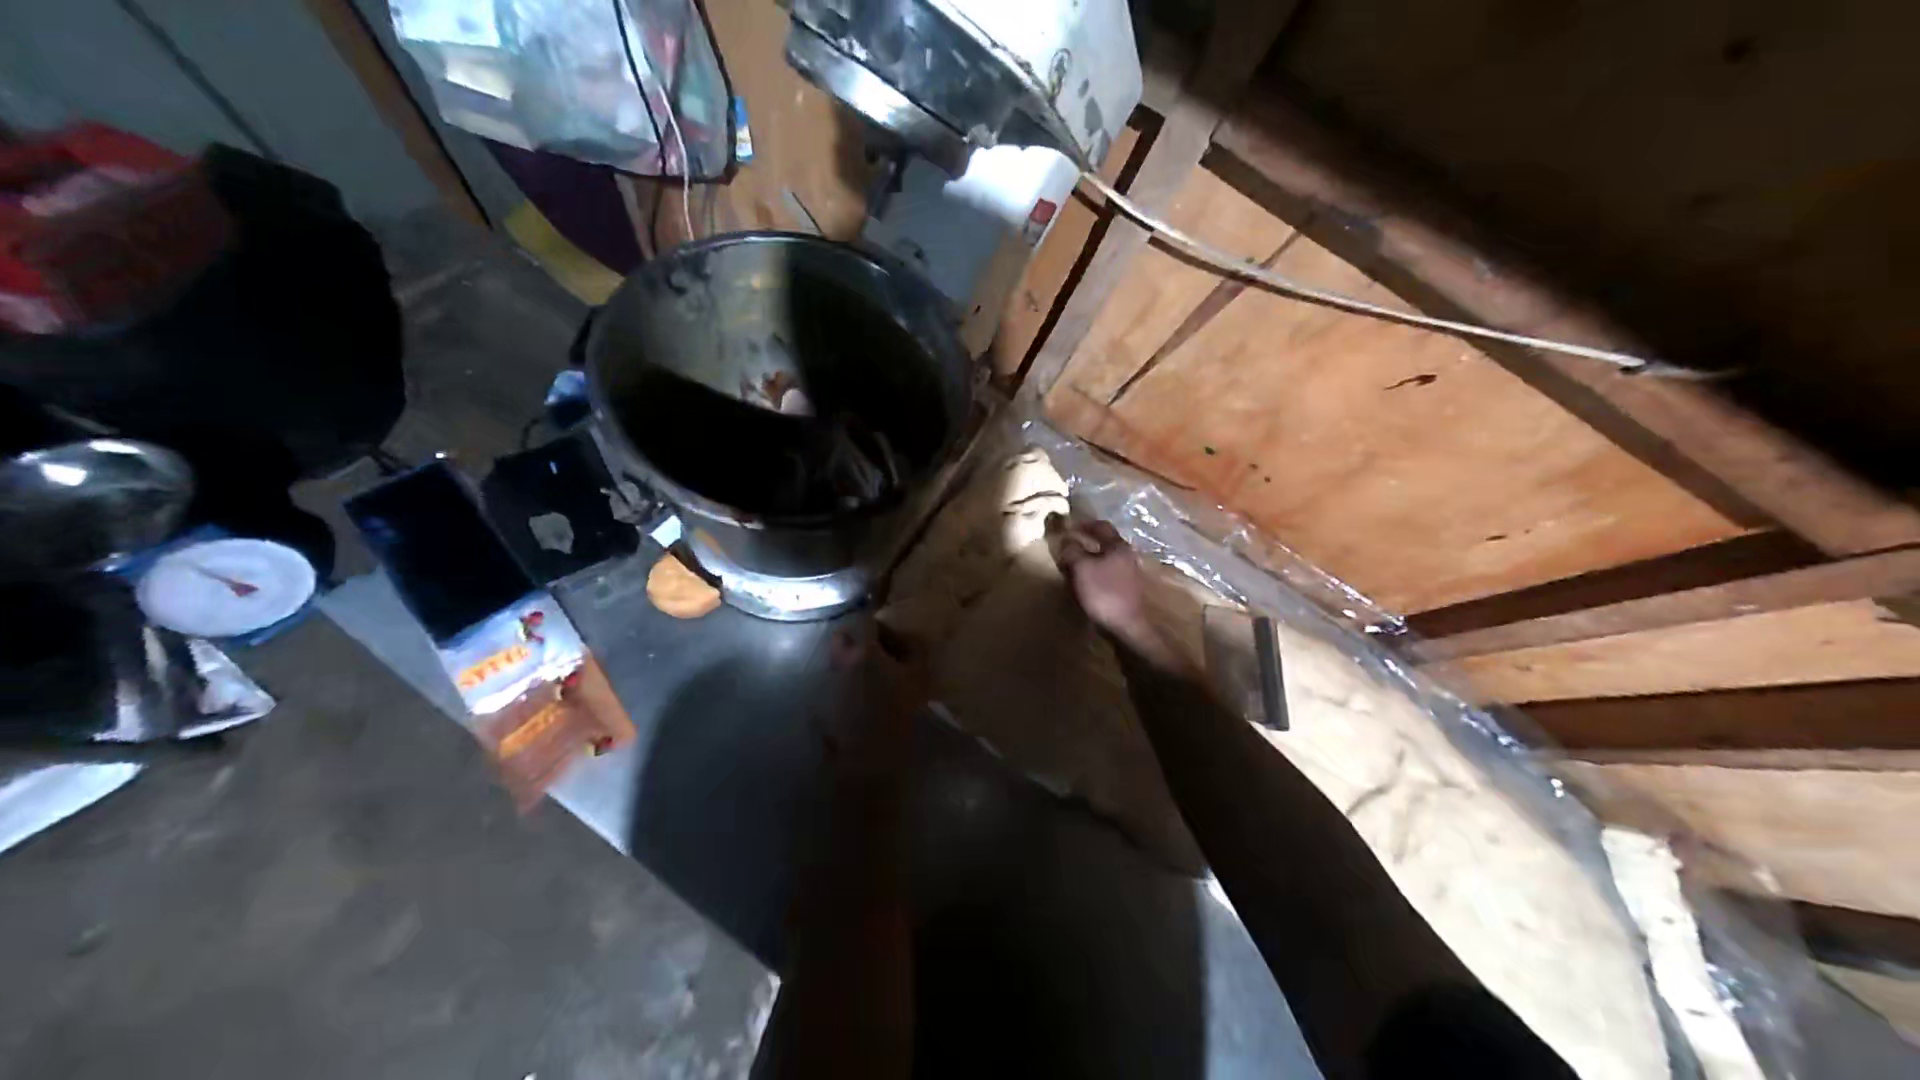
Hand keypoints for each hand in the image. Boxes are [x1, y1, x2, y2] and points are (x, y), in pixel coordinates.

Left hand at [825, 619, 923, 781]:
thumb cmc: (898, 715)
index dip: (879, 624)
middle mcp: (840, 660)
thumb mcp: (917, 678)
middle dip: (856, 639)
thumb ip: (913, 650)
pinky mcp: (821, 701)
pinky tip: (860, 700)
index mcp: (864, 651)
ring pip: (836, 660)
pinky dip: (845, 684)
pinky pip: (833, 682)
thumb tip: (905, 637)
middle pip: (842, 637)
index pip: (866, 620)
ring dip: (850, 662)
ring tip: (870, 679)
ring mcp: (827, 680)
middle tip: (875, 653)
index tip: (889, 633)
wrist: (868, 759)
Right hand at [1046, 513, 1150, 637]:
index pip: (1101, 526)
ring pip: (1106, 559)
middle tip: (1068, 544)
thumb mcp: (1081, 567)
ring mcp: (1130, 574)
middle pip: (1105, 542)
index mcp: (1118, 546)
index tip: (1068, 525)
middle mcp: (1127, 556)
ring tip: (1073, 563)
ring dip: (1090, 558)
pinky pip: (1108, 573)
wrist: (1126, 626)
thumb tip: (1065, 538)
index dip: (1083, 523)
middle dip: (1086, 541)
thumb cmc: (1103, 592)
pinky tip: (1085, 580)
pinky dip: (1095, 572)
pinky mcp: (1127, 590)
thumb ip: (1072, 550)